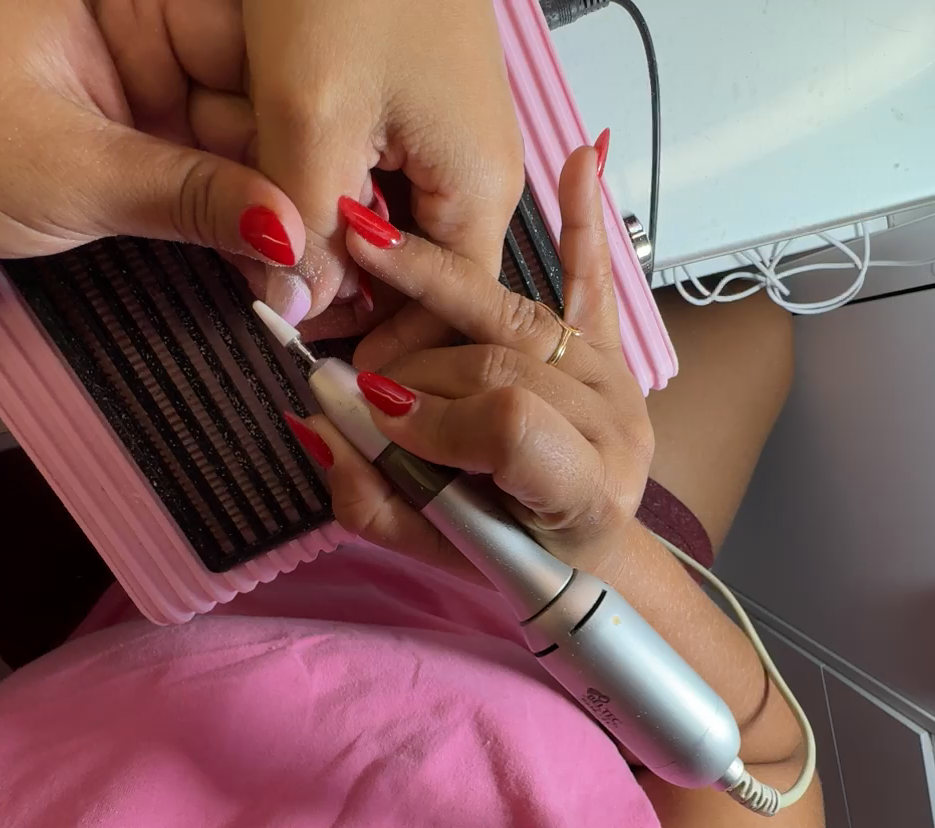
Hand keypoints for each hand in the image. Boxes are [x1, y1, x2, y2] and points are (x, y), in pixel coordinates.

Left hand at [0, 0, 310, 314]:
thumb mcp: (67, 168)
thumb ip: (195, 198)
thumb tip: (299, 238)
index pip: (247, 40)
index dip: (305, 120)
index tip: (348, 197)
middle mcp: (140, 17)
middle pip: (258, 96)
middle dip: (297, 178)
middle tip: (340, 259)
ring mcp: (146, 81)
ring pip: (246, 144)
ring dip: (278, 215)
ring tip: (314, 279)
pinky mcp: (145, 135)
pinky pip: (218, 176)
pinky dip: (245, 226)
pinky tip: (276, 269)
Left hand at [240, 0, 525, 345]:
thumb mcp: (310, 111)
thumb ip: (302, 227)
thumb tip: (295, 306)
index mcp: (482, 191)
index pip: (450, 310)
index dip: (388, 342)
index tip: (328, 363)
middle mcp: (481, 177)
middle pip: (424, 277)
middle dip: (350, 294)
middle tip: (278, 297)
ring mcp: (455, 146)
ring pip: (396, 234)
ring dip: (332, 244)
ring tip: (269, 242)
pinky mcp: (424, 116)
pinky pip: (384, 185)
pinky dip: (334, 197)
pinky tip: (287, 185)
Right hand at [300, 147, 651, 577]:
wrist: (586, 553)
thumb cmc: (514, 558)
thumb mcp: (439, 554)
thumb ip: (378, 504)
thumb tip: (318, 428)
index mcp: (585, 492)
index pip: (512, 425)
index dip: (435, 416)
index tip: (374, 412)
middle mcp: (614, 429)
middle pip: (504, 365)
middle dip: (414, 366)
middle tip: (359, 374)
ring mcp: (616, 384)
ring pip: (518, 318)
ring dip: (437, 285)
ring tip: (374, 254)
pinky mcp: (609, 355)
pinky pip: (592, 285)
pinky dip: (583, 224)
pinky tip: (579, 162)